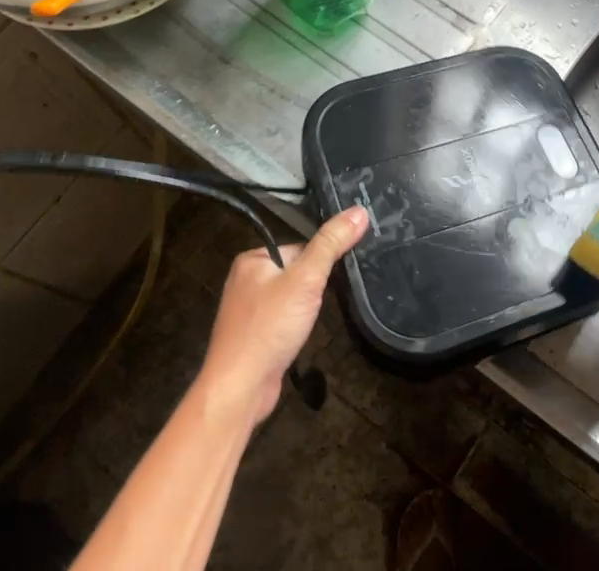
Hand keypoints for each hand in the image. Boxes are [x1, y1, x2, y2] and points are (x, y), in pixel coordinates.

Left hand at [199, 206, 368, 424]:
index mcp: (252, 259)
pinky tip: (298, 337)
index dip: (320, 264)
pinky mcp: (254, 334)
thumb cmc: (269, 327)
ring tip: (308, 324)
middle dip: (313, 289)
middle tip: (318, 305)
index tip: (331, 281)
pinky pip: (283, 319)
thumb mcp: (306, 279)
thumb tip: (359, 210)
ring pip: (292, 297)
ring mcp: (247, 309)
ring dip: (305, 309)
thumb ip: (331, 244)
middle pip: (297, 272)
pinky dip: (295, 326)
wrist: (239, 387)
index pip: (300, 247)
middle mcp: (246, 279)